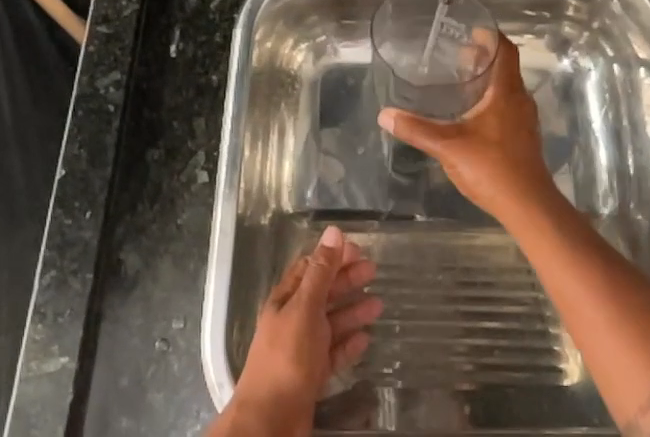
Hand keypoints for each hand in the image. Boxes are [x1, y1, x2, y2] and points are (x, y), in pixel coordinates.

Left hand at [220, 226, 381, 435]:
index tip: (358, 249)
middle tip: (374, 270)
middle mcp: (293, 320)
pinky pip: (333, 354)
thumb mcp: (305, 308)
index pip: (310, 268)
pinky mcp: (311, 374)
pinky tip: (364, 340)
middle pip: (322, 293)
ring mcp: (302, 349)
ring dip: (353, 312)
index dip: (332, 256)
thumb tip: (333, 232)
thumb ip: (321, 272)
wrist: (270, 420)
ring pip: (330, 324)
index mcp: (286, 300)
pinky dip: (348, 345)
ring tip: (379, 305)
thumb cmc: (286, 357)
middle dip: (346, 280)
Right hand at [377, 30, 560, 222]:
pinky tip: (471, 114)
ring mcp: (524, 120)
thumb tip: (385, 114)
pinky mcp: (523, 138)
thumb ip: (416, 129)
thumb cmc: (491, 167)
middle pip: (505, 68)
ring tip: (460, 81)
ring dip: (487, 80)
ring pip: (507, 88)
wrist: (528, 205)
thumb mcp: (448, 146)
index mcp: (506, 92)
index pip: (505, 50)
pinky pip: (508, 106)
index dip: (490, 36)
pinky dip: (491, 100)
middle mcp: (520, 100)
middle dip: (483, 57)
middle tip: (456, 54)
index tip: (470, 29)